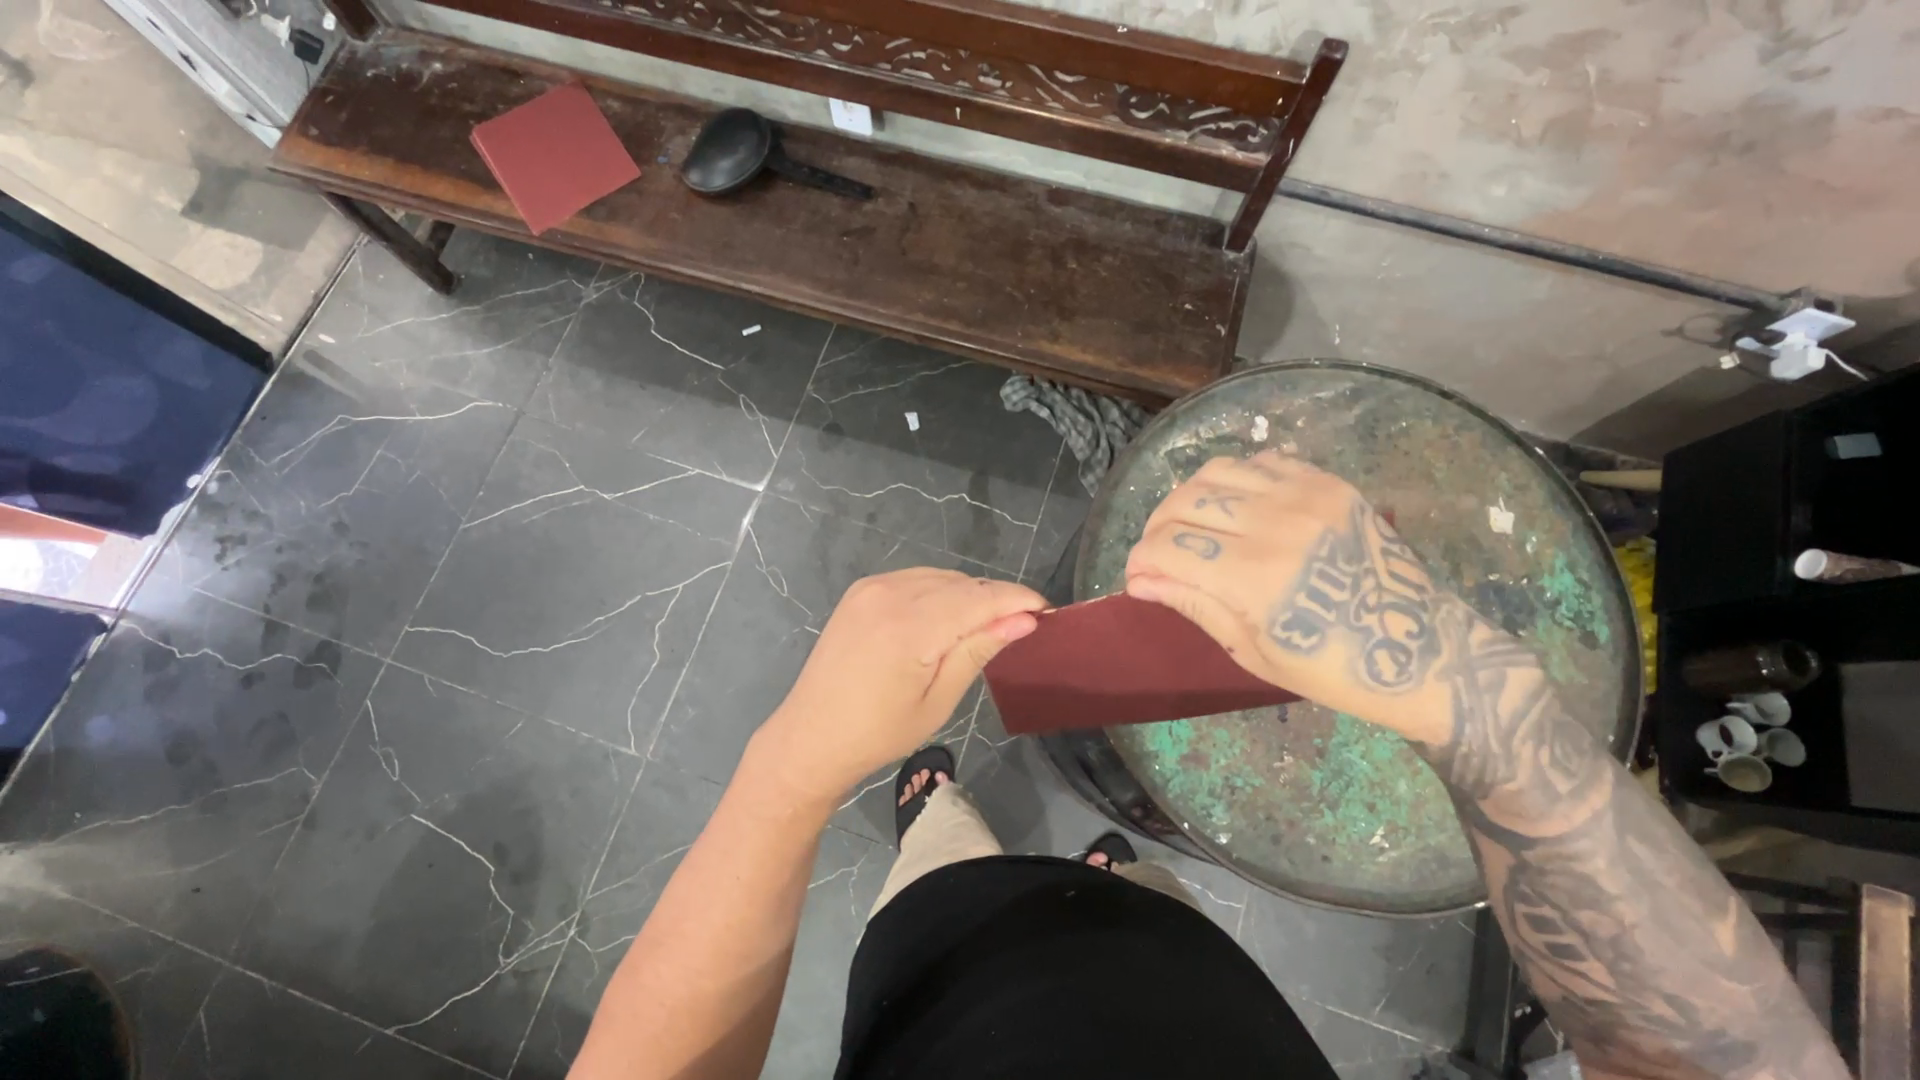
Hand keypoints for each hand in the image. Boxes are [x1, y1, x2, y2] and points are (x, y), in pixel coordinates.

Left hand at [757, 569, 1044, 804]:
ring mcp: (871, 587)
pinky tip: (945, 619)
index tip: (1046, 611)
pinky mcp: (860, 591)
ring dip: (967, 595)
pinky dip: (938, 593)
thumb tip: (1024, 620)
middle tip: (1019, 627)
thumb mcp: (938, 700)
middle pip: (961, 583)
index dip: (1017, 600)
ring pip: (939, 578)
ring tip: (984, 627)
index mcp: (910, 626)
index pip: (979, 598)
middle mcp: (890, 593)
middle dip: (994, 599)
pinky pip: (914, 580)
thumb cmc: (879, 733)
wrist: (811, 736)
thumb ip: (978, 650)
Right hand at [1123, 452, 1454, 742]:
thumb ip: (1193, 604)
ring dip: (1189, 499)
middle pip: (1183, 503)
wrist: (1421, 651)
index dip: (1140, 561)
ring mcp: (1305, 496)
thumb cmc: (1330, 668)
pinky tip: (1235, 509)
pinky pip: (1261, 462)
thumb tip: (1140, 580)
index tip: (1139, 579)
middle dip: (1157, 529)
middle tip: (1160, 556)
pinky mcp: (1328, 484)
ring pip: (1216, 472)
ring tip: (1193, 528)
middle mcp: (1274, 523)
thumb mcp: (1251, 650)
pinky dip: (1234, 481)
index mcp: (1253, 576)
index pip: (1166, 547)